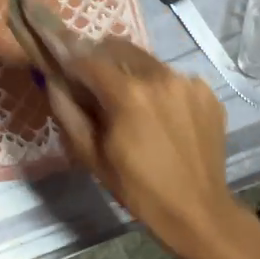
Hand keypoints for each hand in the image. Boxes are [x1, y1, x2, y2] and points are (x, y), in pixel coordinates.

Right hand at [39, 38, 237, 258]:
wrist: (198, 210)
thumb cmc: (136, 186)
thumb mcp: (88, 153)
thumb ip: (66, 110)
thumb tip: (53, 80)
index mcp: (128, 93)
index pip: (86, 58)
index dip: (68, 59)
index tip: (58, 64)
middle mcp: (160, 78)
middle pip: (118, 48)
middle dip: (98, 59)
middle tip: (90, 84)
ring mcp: (189, 84)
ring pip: (145, 61)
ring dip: (128, 72)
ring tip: (126, 102)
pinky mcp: (207, 94)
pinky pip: (171, 77)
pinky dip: (156, 87)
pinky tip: (157, 115)